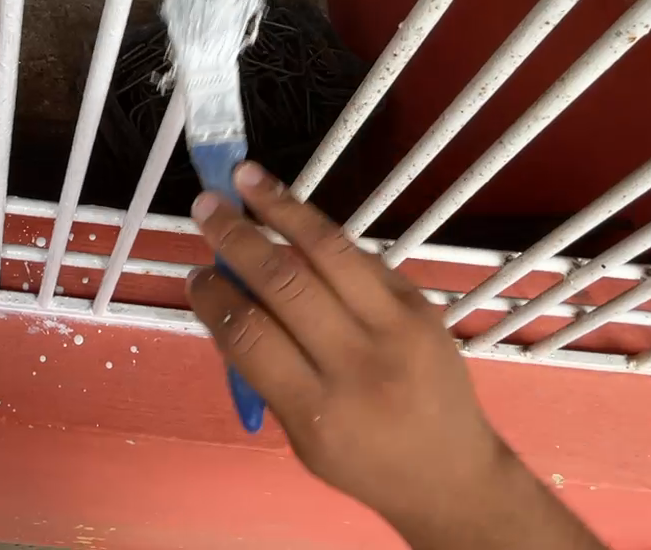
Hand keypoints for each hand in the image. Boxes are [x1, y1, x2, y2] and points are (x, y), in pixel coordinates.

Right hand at [185, 162, 605, 549]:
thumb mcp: (301, 433)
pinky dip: (315, 228)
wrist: (456, 475)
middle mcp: (361, 364)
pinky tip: (288, 207)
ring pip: (327, 251)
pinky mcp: (419, 301)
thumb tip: (228, 292)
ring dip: (279, 208)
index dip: (215, 297)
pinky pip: (356, 253)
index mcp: (320, 411)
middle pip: (286, 284)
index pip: (252, 337)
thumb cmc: (362, 459)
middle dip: (237, 237)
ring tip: (245, 176)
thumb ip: (264, 365)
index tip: (194, 274)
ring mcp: (397, 326)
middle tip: (206, 206)